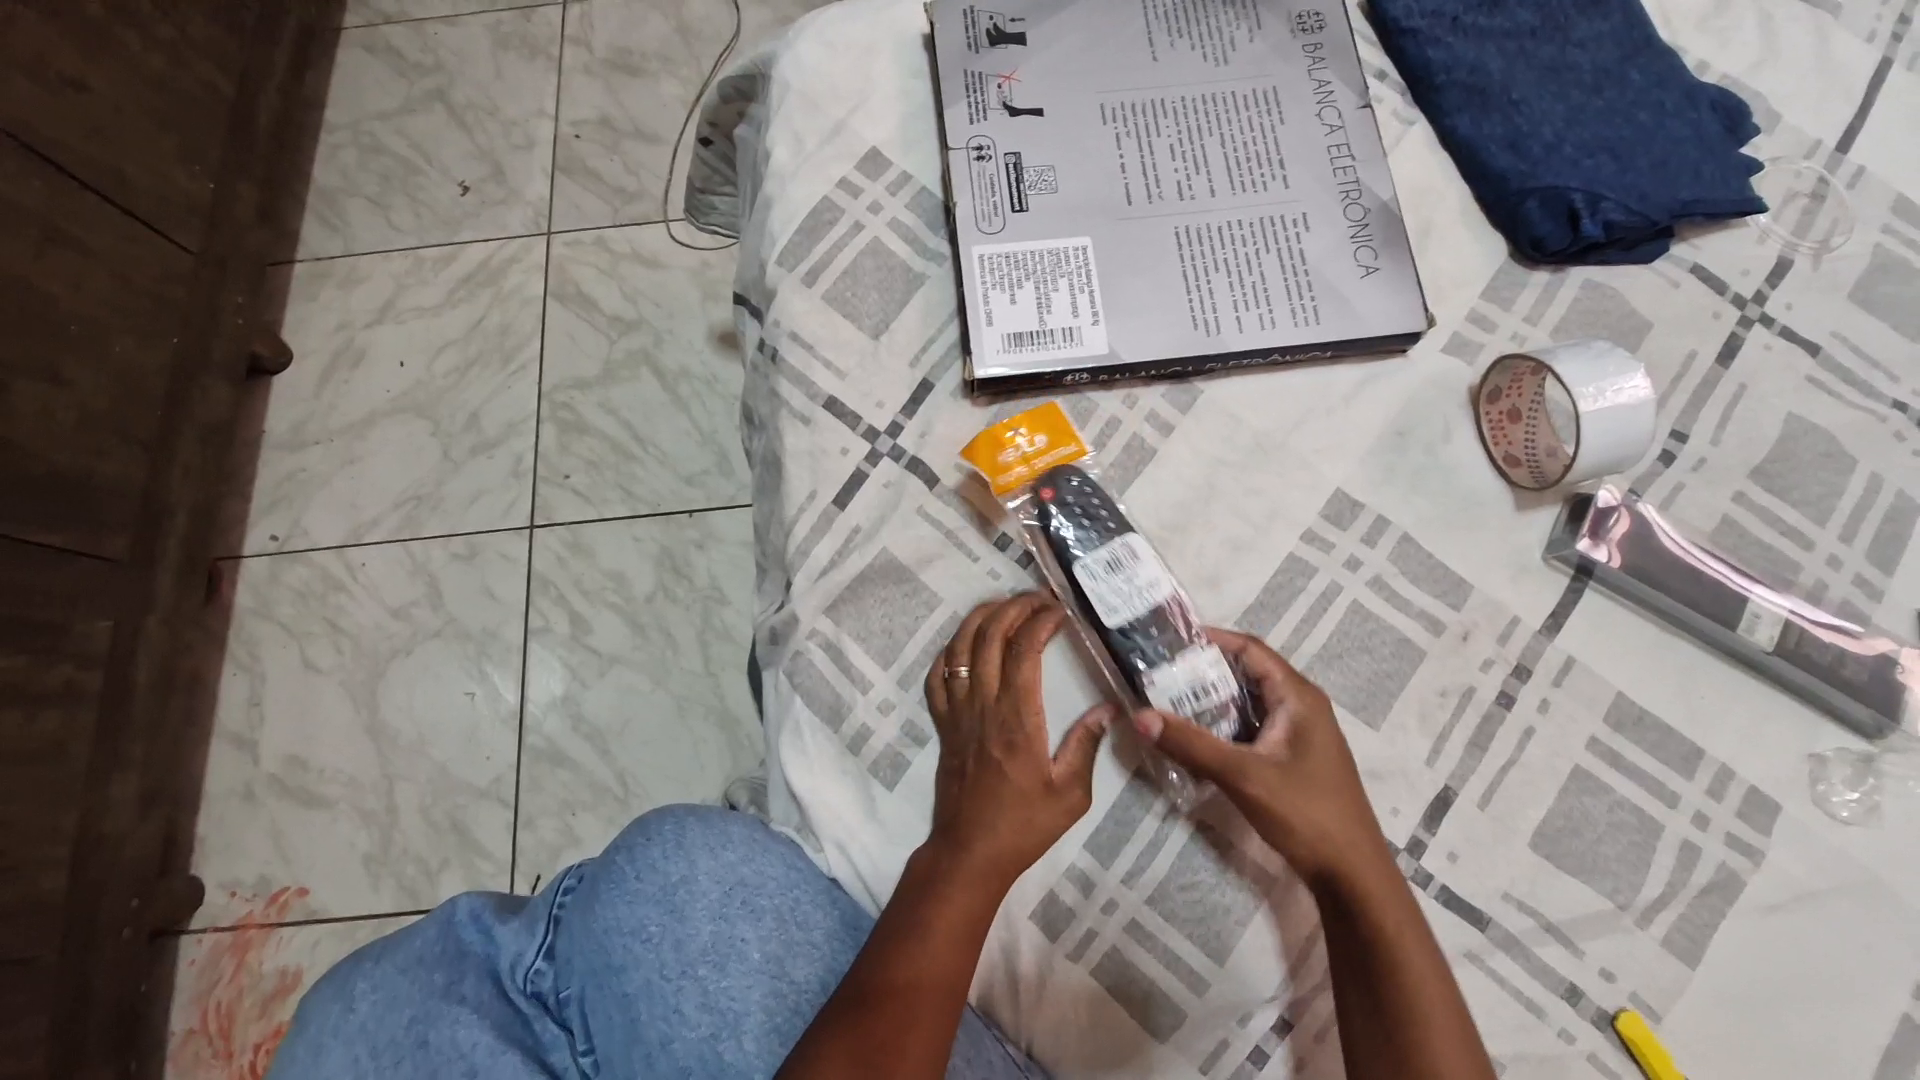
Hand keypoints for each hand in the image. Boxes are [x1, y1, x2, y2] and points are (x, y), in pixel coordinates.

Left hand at [922, 592, 1111, 890]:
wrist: (970, 851)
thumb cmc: (1023, 824)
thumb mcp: (1071, 793)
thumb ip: (1087, 746)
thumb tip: (1108, 710)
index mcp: (1017, 717)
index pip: (1023, 649)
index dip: (1041, 620)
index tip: (1060, 611)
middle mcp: (983, 705)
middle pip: (989, 636)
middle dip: (1013, 607)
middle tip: (1038, 600)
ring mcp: (957, 712)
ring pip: (959, 647)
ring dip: (981, 618)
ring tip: (1005, 605)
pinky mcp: (943, 724)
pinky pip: (937, 676)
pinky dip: (950, 650)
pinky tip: (966, 643)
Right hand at [1133, 628, 1390, 892]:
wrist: (1351, 874)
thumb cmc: (1305, 814)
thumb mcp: (1242, 775)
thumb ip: (1190, 744)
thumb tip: (1138, 716)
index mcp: (1298, 697)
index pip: (1250, 650)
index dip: (1211, 640)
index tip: (1169, 641)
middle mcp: (1300, 707)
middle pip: (1246, 674)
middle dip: (1202, 672)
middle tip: (1157, 672)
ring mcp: (1297, 734)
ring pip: (1246, 704)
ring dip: (1209, 702)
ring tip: (1164, 701)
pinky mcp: (1290, 758)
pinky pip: (1249, 729)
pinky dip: (1221, 727)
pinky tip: (1191, 739)